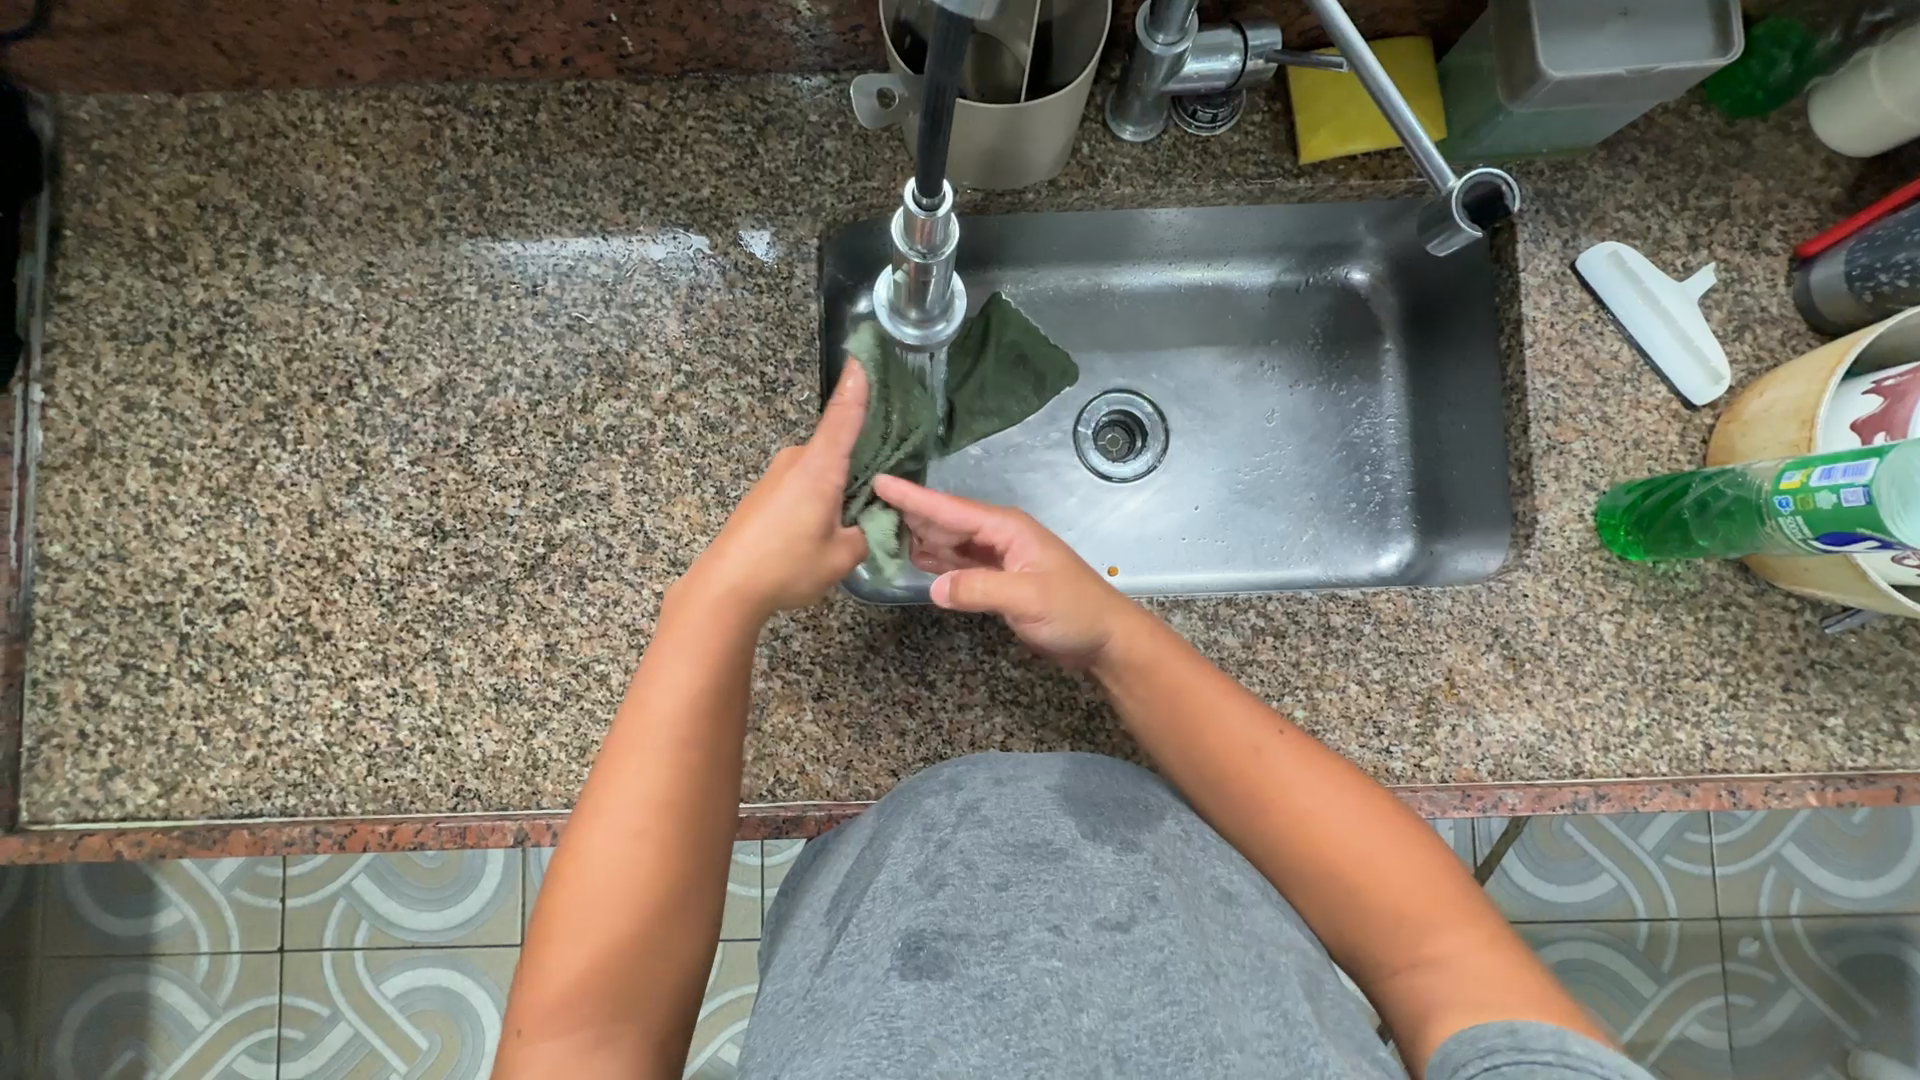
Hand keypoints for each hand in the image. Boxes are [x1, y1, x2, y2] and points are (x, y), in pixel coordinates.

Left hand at [680, 362, 869, 619]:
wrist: (725, 587)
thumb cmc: (786, 566)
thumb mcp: (842, 556)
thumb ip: (865, 534)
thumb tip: (868, 525)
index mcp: (820, 467)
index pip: (844, 416)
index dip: (856, 387)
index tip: (861, 357)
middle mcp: (796, 462)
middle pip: (836, 448)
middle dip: (860, 463)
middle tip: (882, 488)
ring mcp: (776, 476)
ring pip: (820, 471)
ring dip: (837, 488)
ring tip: (850, 522)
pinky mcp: (763, 495)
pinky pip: (802, 485)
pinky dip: (817, 498)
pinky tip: (820, 530)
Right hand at [872, 475, 1151, 668]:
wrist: (1105, 638)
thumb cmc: (1074, 612)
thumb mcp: (1028, 598)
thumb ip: (979, 589)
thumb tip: (933, 588)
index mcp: (1007, 529)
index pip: (952, 510)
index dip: (914, 497)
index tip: (880, 481)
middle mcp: (999, 537)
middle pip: (946, 521)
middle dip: (909, 511)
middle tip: (866, 505)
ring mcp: (997, 558)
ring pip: (949, 541)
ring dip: (918, 535)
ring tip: (878, 527)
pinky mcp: (996, 580)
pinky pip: (957, 564)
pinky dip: (934, 560)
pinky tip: (912, 557)